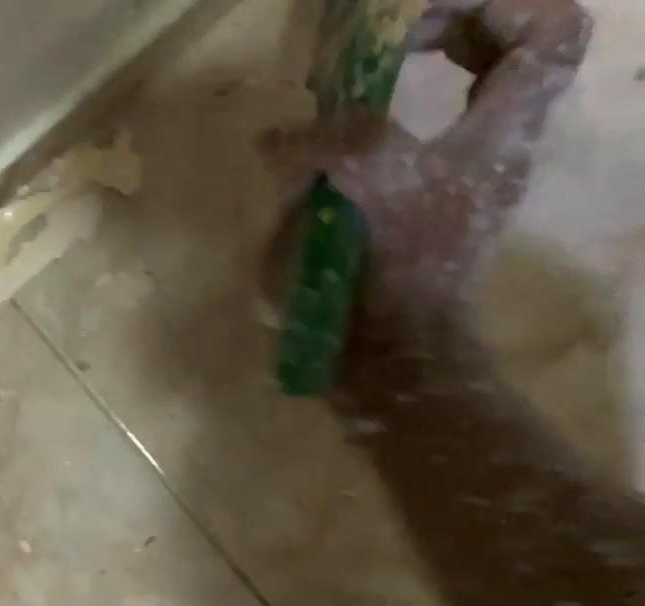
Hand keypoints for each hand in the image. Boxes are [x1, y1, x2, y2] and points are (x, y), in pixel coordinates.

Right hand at [258, 0, 591, 342]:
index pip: (549, 31)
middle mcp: (493, 147)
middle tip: (393, 41)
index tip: (423, 18)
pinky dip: (384, 130)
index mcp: (499, 130)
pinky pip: (418, 146)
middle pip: (511, 56)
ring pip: (464, 100)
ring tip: (357, 85)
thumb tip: (279, 137)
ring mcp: (458, 182)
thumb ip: (327, 143)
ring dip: (418, 80)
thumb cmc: (379, 267)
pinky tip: (336, 146)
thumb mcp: (357, 185)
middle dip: (455, 32)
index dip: (497, 5)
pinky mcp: (420, 213)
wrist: (380, 348)